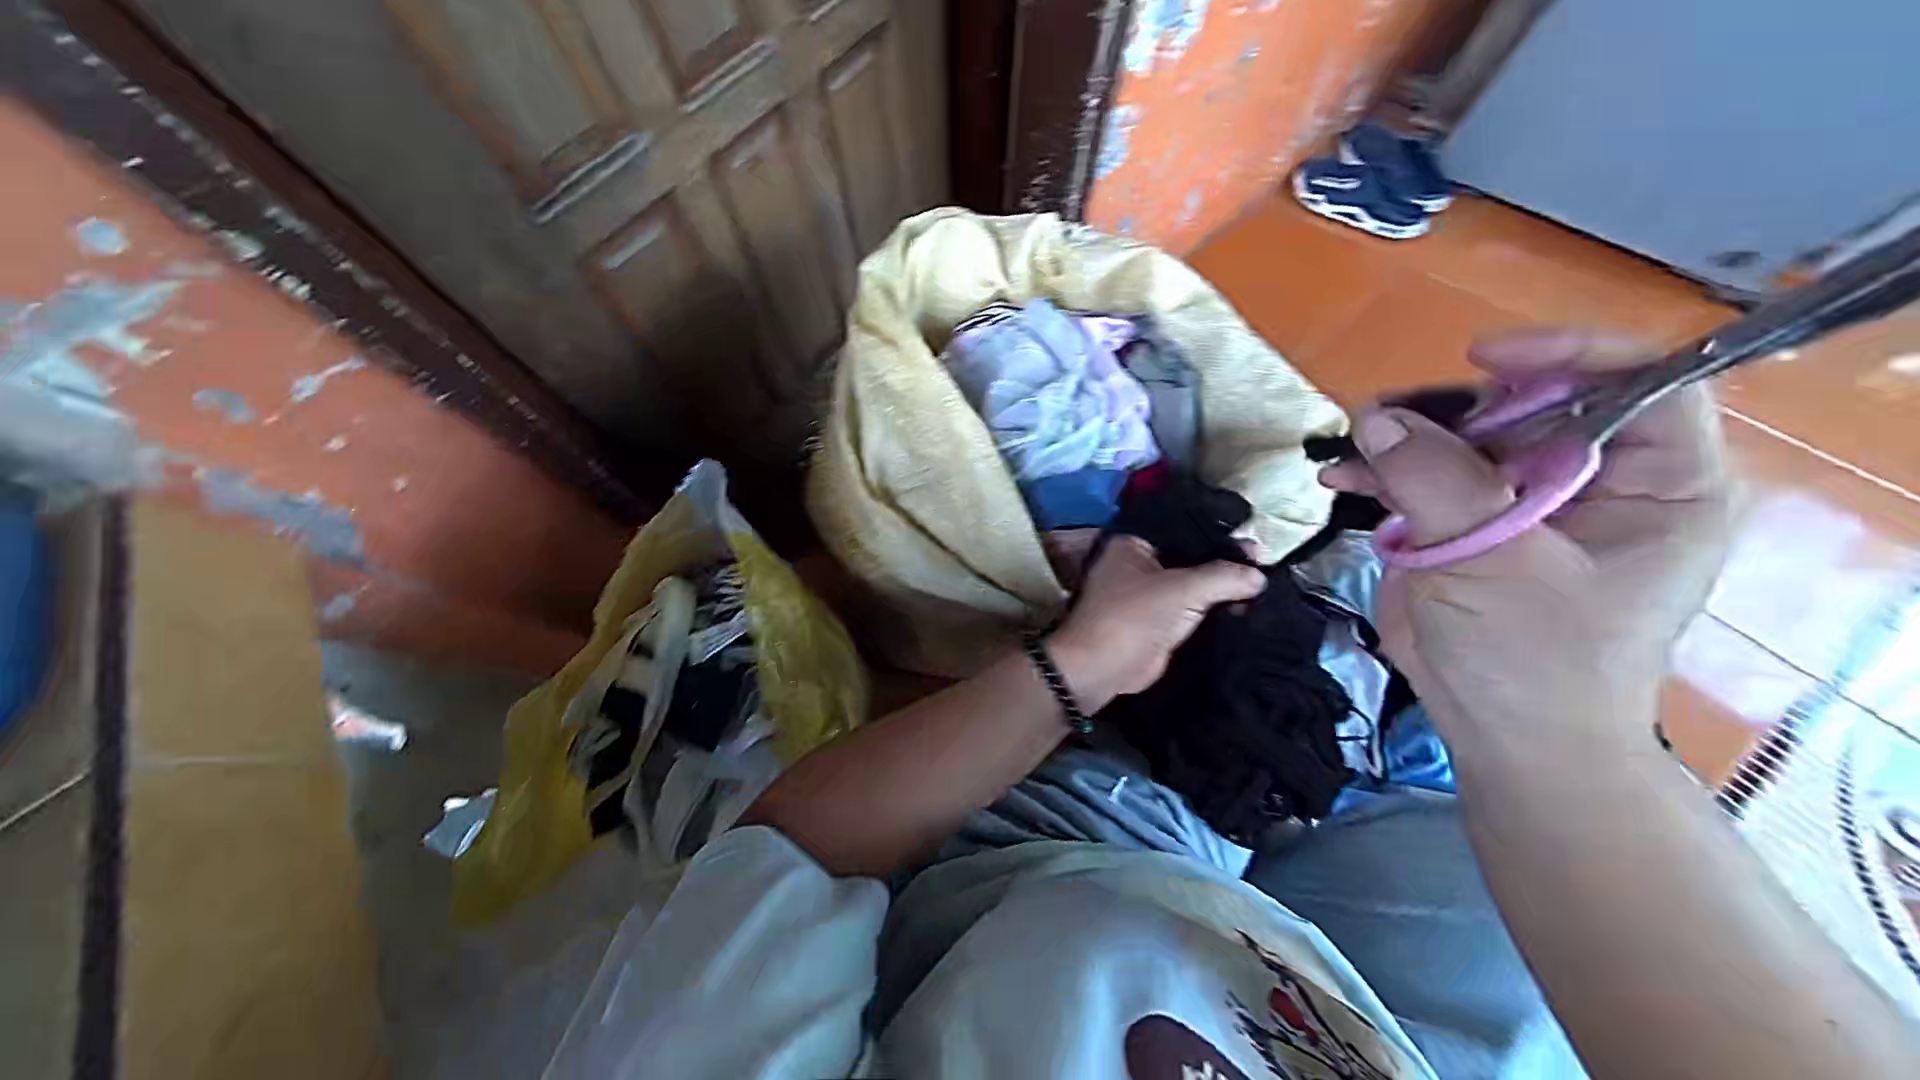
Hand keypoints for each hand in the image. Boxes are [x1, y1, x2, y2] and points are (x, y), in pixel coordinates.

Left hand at [1046, 535, 1266, 704]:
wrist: (1102, 668)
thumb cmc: (1134, 617)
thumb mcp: (1183, 589)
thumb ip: (1223, 577)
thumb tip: (1259, 576)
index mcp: (1132, 544)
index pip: (1182, 530)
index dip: (1218, 536)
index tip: (1254, 545)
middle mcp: (1136, 564)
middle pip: (1188, 558)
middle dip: (1222, 564)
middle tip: (1263, 566)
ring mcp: (1145, 594)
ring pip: (1190, 584)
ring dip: (1218, 589)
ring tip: (1262, 587)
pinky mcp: (1155, 621)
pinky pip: (1189, 608)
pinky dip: (1212, 609)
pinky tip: (1244, 609)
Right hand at [1321, 329, 1731, 737]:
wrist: (1499, 731)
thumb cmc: (1534, 657)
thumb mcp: (1493, 564)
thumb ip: (1436, 483)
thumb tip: (1375, 419)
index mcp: (1655, 486)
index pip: (1641, 384)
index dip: (1570, 356)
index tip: (1483, 358)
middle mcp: (1594, 484)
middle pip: (1531, 407)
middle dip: (1457, 410)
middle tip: (1387, 421)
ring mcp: (1521, 505)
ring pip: (1465, 441)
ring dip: (1403, 442)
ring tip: (1351, 452)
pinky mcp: (1467, 528)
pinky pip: (1424, 480)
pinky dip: (1381, 476)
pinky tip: (1342, 479)